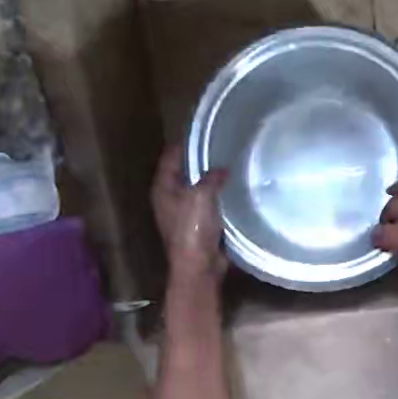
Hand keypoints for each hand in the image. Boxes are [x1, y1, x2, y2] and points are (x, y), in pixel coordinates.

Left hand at [153, 145, 229, 287]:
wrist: (198, 266)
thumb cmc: (192, 228)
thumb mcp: (201, 195)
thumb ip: (211, 177)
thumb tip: (222, 170)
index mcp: (163, 188)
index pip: (171, 157)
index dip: (185, 143)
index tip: (204, 132)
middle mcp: (169, 198)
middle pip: (184, 171)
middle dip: (201, 161)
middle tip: (223, 146)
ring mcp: (183, 212)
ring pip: (197, 187)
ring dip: (211, 180)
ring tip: (232, 165)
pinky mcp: (198, 225)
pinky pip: (208, 203)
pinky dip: (218, 196)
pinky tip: (234, 190)